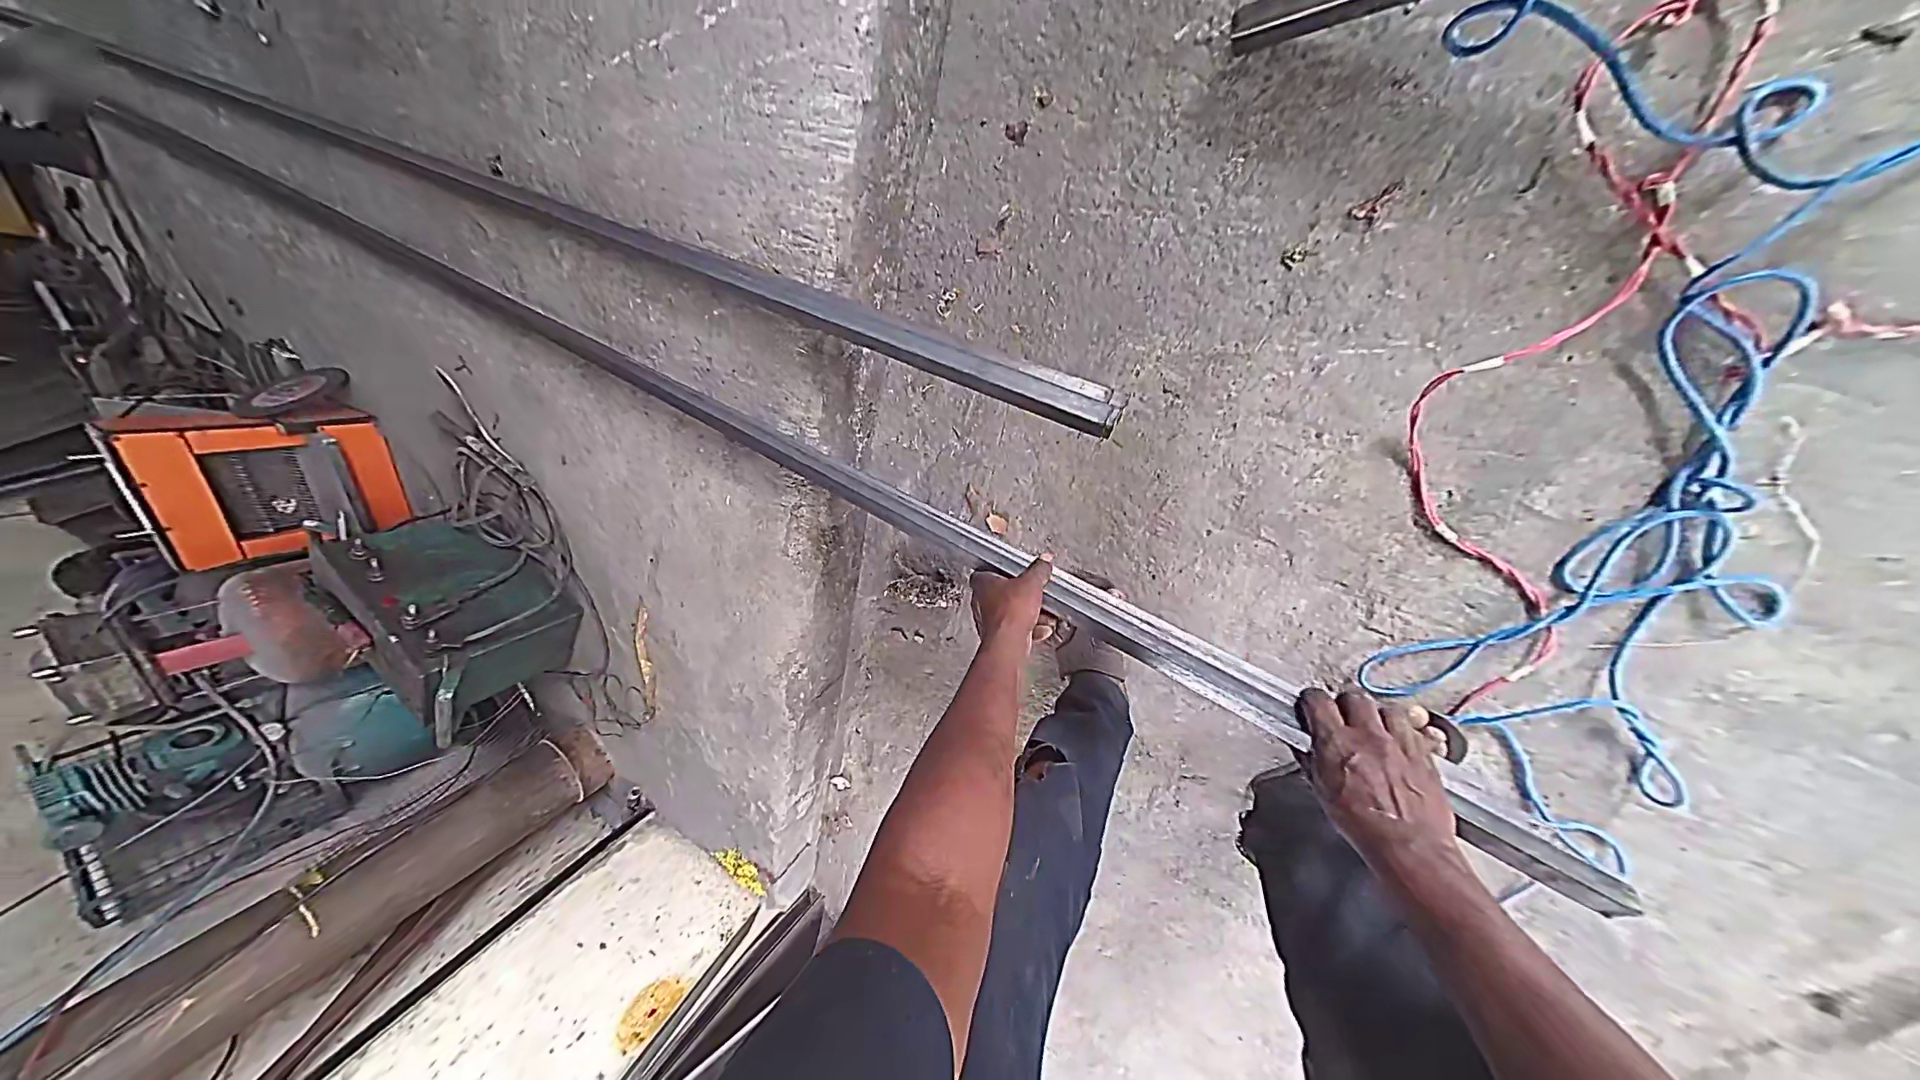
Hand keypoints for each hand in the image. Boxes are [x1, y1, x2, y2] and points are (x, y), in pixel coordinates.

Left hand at [969, 554, 1053, 651]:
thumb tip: (1044, 561)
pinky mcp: (998, 636)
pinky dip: (1029, 628)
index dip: (1002, 571)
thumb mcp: (1031, 583)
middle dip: (1021, 595)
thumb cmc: (1010, 612)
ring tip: (1042, 613)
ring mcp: (988, 621)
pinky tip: (1042, 628)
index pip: (987, 571)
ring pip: (1010, 613)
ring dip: (1027, 613)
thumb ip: (1039, 570)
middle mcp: (981, 602)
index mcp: (983, 584)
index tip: (1016, 572)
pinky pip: (1015, 628)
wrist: (1009, 643)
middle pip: (1003, 593)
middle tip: (1034, 594)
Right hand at [1297, 688, 1466, 886]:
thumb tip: (1302, 747)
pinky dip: (1401, 731)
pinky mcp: (1423, 754)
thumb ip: (1311, 761)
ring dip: (1375, 716)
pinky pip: (1412, 728)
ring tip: (1371, 730)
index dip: (1311, 701)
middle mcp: (1368, 736)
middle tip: (1341, 718)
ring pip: (1385, 708)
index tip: (1311, 707)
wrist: (1409, 847)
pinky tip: (1395, 745)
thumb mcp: (1323, 792)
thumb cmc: (1365, 826)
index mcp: (1336, 743)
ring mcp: (1398, 743)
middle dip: (1344, 705)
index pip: (1317, 700)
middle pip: (1353, 697)